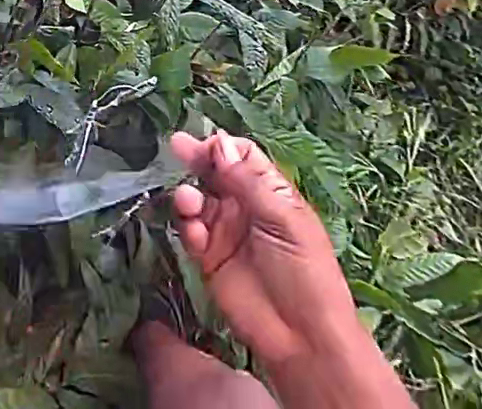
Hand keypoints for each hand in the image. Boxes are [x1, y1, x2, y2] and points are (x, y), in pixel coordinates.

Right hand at [169, 131, 359, 367]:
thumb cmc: (305, 271)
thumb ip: (248, 181)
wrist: (303, 338)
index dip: (222, 147)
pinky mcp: (209, 259)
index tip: (205, 144)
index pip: (241, 156)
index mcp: (269, 191)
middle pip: (214, 172)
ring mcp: (226, 231)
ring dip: (189, 195)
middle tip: (176, 146)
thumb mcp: (283, 219)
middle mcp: (244, 205)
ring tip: (188, 201)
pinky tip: (194, 232)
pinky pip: (191, 232)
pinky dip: (187, 227)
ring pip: (198, 200)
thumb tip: (219, 142)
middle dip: (196, 159)